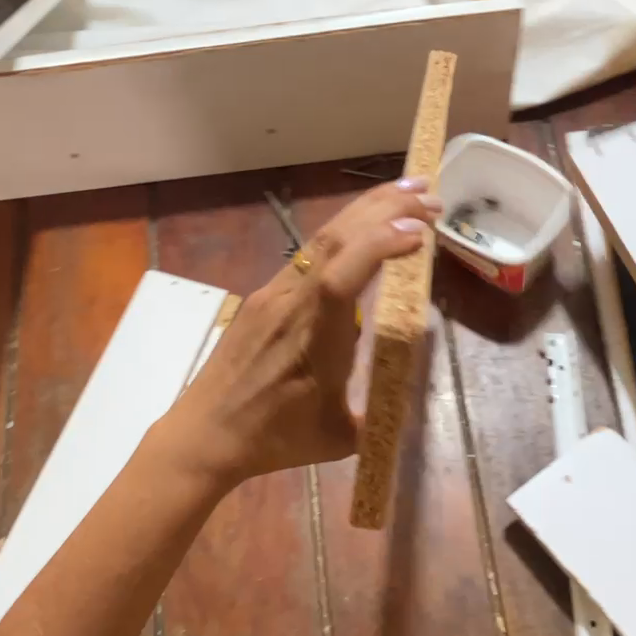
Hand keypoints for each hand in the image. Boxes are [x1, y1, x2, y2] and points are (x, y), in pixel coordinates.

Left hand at [164, 178, 440, 483]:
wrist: (205, 435)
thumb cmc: (274, 440)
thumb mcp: (338, 436)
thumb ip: (375, 410)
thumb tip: (401, 391)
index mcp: (312, 339)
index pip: (342, 274)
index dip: (380, 245)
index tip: (421, 230)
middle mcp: (290, 305)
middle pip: (335, 239)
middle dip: (385, 209)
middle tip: (431, 195)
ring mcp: (272, 296)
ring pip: (320, 239)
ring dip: (365, 213)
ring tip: (406, 197)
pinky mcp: (262, 298)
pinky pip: (306, 256)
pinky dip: (343, 235)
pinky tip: (362, 232)